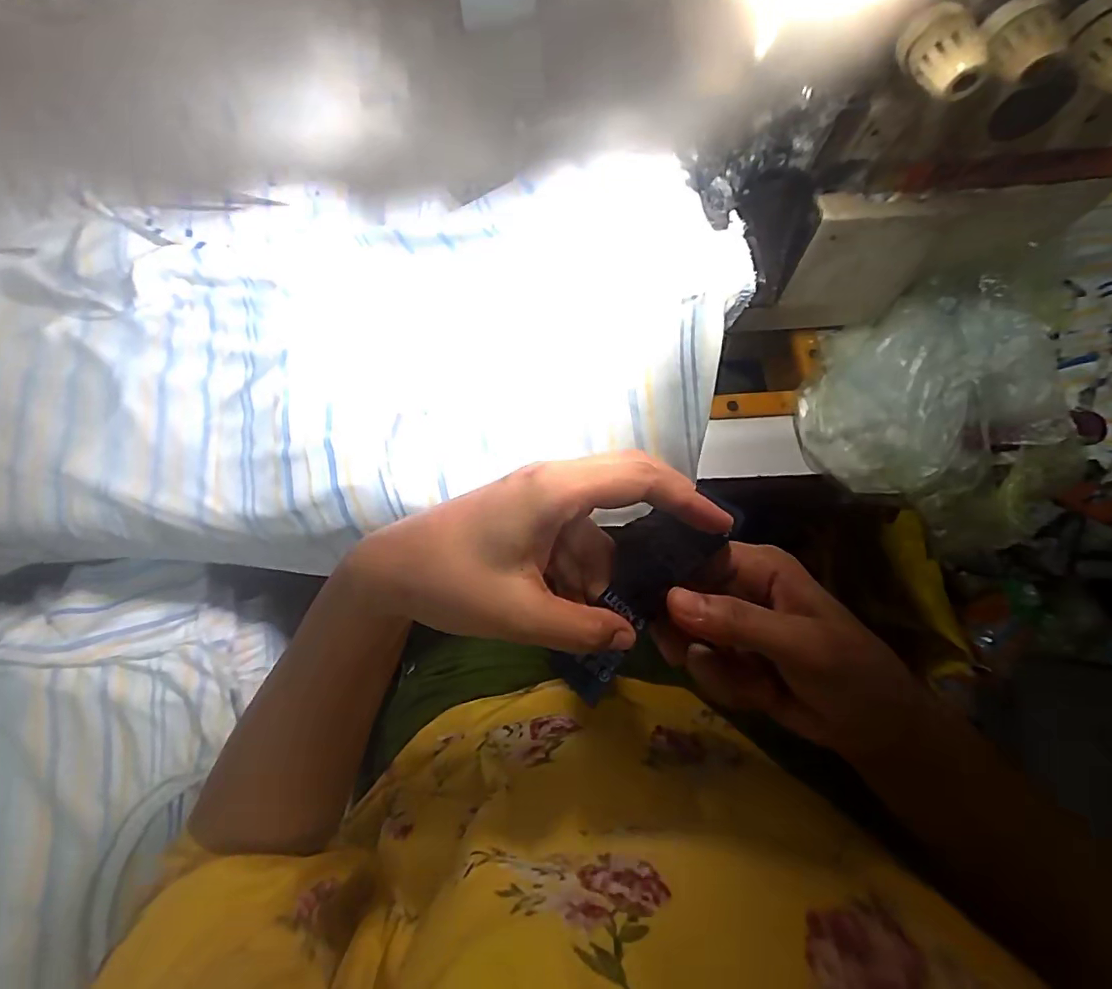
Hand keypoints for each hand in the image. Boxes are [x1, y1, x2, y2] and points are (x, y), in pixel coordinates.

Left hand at [344, 452, 731, 651]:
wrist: (390, 571)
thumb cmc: (452, 584)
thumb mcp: (522, 616)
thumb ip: (582, 629)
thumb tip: (630, 635)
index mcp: (554, 491)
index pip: (639, 476)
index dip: (686, 497)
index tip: (721, 525)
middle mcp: (551, 481)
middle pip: (624, 484)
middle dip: (654, 523)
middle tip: (678, 565)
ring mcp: (536, 495)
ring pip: (593, 527)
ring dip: (593, 570)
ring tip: (567, 613)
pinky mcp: (525, 512)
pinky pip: (568, 536)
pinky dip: (571, 568)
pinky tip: (549, 601)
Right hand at [658, 543, 931, 758]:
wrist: (874, 729)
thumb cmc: (847, 671)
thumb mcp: (796, 644)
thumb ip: (736, 621)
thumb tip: (671, 598)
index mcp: (759, 566)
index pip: (697, 557)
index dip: (671, 580)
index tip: (654, 611)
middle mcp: (739, 588)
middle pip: (681, 599)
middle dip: (686, 636)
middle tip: (687, 658)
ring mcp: (733, 625)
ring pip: (688, 639)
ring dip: (715, 670)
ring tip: (753, 684)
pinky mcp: (731, 658)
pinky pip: (703, 668)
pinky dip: (726, 687)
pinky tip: (759, 695)